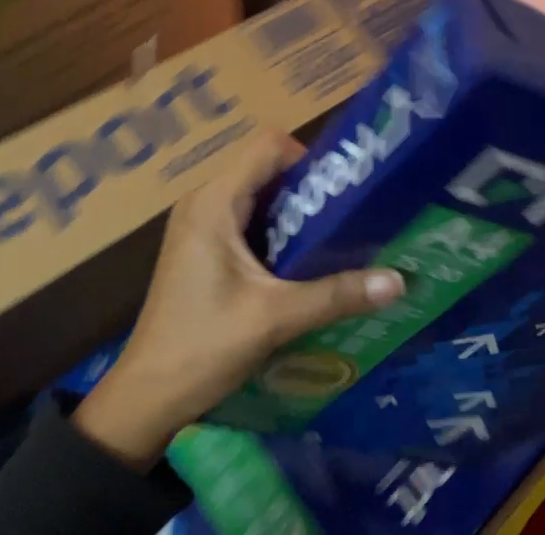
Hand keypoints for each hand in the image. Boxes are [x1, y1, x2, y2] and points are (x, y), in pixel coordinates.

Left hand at [73, 132, 405, 470]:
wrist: (146, 398)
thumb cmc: (203, 346)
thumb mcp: (275, 318)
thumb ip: (337, 294)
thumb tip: (398, 280)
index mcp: (214, 203)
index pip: (269, 146)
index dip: (310, 158)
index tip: (343, 190)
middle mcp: (204, 203)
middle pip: (266, 169)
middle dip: (310, 188)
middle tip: (351, 216)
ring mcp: (200, 226)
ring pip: (259, 196)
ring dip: (296, 213)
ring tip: (337, 238)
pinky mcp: (203, 249)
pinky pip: (248, 220)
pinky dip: (279, 232)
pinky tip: (305, 263)